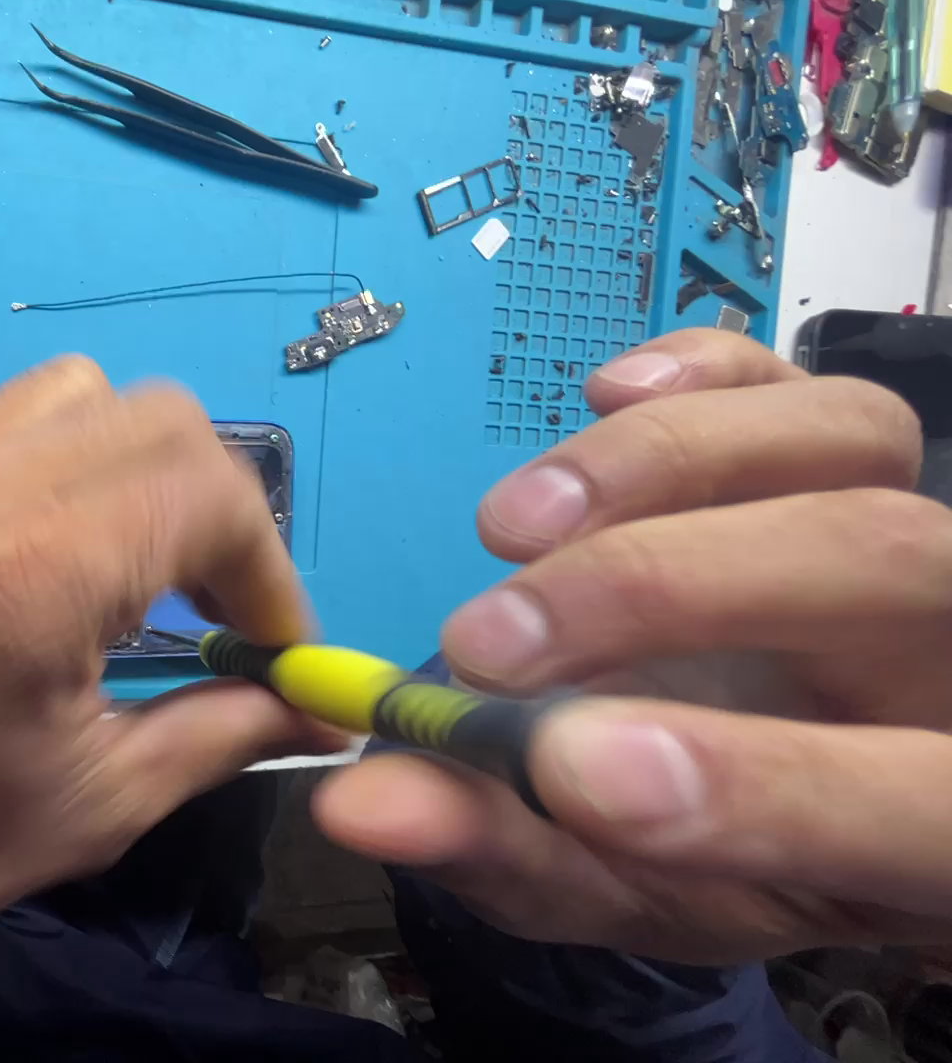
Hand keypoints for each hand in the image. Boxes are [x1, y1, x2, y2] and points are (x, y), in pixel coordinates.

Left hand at [0, 356, 343, 986]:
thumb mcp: (96, 803)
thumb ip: (225, 732)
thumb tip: (318, 710)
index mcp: (32, 571)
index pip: (208, 493)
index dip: (268, 572)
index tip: (273, 649)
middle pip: (164, 421)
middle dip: (222, 511)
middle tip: (218, 605)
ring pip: (93, 398)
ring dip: (150, 468)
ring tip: (148, 562)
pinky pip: (25, 415)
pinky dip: (82, 456)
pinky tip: (70, 541)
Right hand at [315, 329, 951, 963]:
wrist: (686, 769)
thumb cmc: (641, 838)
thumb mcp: (567, 878)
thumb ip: (481, 842)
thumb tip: (354, 805)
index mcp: (931, 829)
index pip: (926, 811)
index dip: (762, 787)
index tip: (561, 767)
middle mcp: (947, 660)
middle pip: (879, 562)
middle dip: (645, 588)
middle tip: (479, 643)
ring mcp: (891, 536)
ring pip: (841, 434)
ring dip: (646, 467)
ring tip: (503, 529)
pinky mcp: (809, 459)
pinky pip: (791, 374)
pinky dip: (698, 369)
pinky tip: (603, 396)